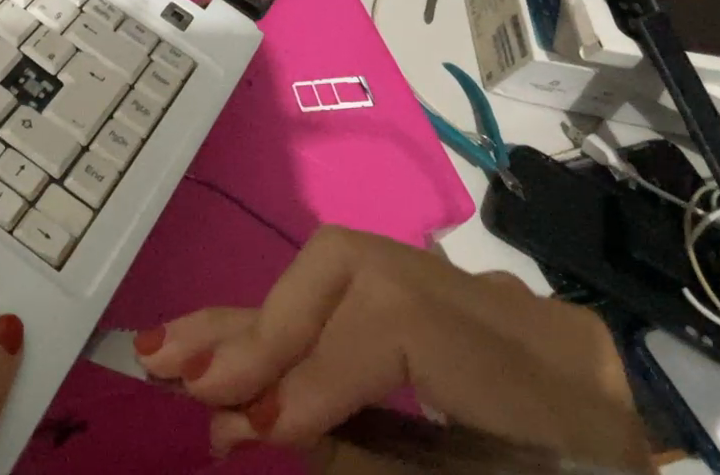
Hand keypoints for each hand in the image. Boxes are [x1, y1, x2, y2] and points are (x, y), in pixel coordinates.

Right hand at [132, 225, 651, 471]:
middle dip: (268, 326)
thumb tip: (235, 420)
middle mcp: (519, 313)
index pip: (400, 319)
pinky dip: (290, 323)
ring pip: (344, 269)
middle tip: (191, 381)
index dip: (314, 368)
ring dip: (254, 318)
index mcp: (552, 378)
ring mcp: (486, 301)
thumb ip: (349, 458)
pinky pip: (357, 296)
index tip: (249, 428)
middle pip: (361, 265)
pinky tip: (223, 338)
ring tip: (167, 351)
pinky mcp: (454, 309)